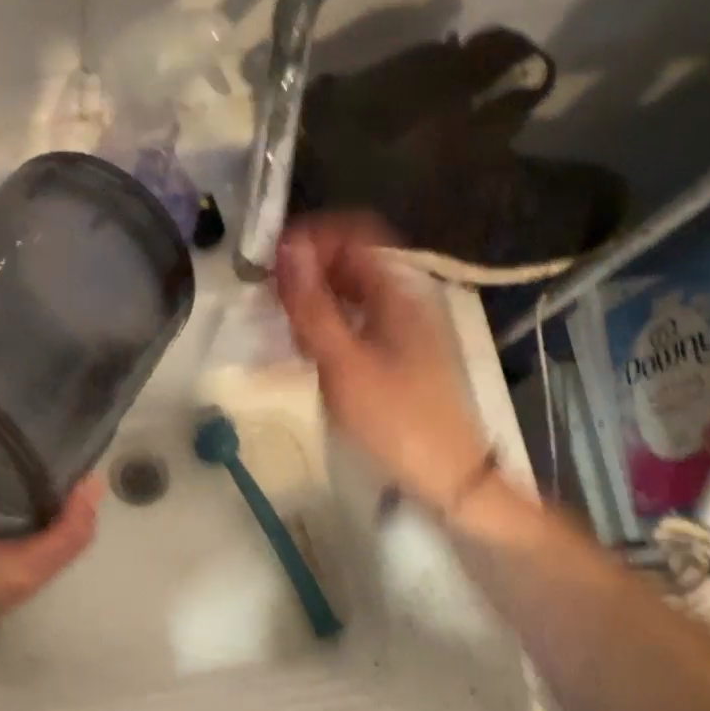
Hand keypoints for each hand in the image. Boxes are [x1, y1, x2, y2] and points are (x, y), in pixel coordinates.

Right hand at [273, 215, 490, 507]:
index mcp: (397, 292)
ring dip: (310, 302)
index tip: (270, 259)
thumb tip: (286, 250)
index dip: (311, 238)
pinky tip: (300, 352)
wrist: (445, 475)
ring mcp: (400, 331)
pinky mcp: (394, 358)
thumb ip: (312, 307)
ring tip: (274, 327)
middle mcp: (402, 301)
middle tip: (264, 296)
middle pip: (350, 265)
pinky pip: (352, 326)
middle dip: (305, 272)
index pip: (353, 235)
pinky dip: (324, 329)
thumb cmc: (395, 419)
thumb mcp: (344, 363)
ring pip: (348, 297)